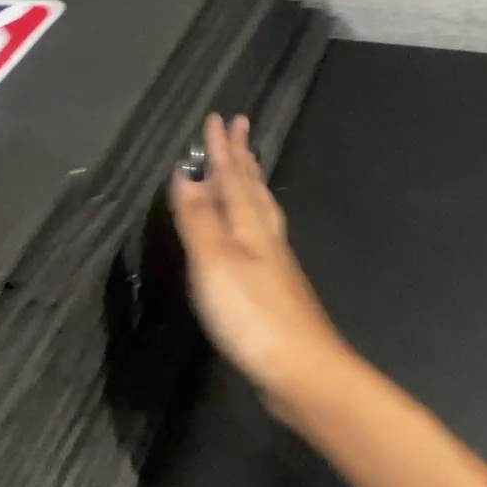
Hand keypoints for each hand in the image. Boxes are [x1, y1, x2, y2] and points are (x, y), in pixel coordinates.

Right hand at [170, 114, 348, 413]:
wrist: (300, 368)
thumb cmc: (252, 313)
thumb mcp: (215, 263)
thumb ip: (199, 220)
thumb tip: (185, 174)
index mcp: (250, 226)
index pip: (232, 178)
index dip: (222, 150)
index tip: (219, 118)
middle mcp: (267, 237)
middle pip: (253, 188)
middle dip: (242, 158)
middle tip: (241, 128)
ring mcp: (275, 262)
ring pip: (260, 210)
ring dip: (250, 184)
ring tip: (246, 166)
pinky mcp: (276, 288)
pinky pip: (261, 235)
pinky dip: (252, 217)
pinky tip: (252, 230)